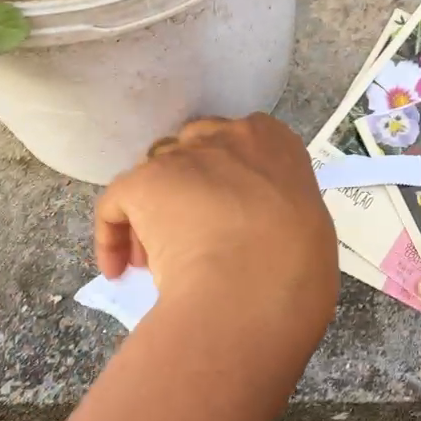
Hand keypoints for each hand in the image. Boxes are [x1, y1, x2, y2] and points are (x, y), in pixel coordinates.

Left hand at [48, 115, 338, 420]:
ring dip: (153, 208)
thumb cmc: (299, 263)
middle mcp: (228, 135)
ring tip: (155, 258)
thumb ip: (279, 208)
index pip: (238, 143)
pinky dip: (113, 235)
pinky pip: (115, 203)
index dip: (225, 180)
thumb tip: (260, 228)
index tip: (225, 215)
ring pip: (155, 173)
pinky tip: (120, 269)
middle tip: (189, 234)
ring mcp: (185, 155)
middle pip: (192, 151)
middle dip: (186, 186)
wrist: (260, 285)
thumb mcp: (307, 222)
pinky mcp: (145, 182)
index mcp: (274, 139)